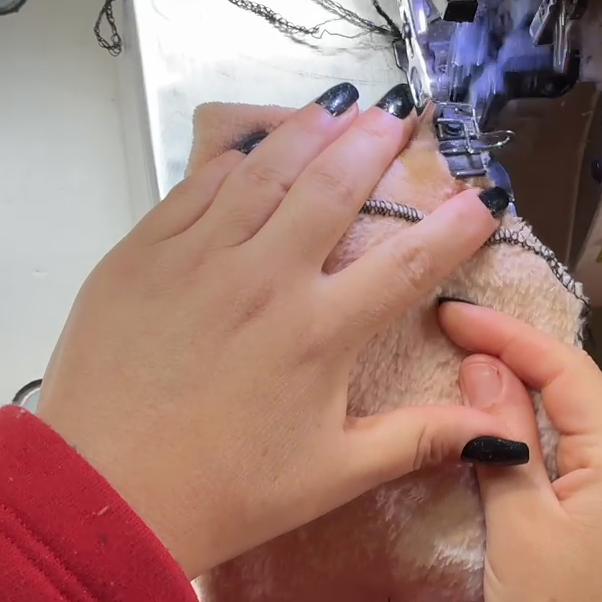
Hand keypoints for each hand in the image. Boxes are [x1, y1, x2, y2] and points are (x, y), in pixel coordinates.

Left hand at [35, 83, 518, 577]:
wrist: (104, 495)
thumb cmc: (227, 493)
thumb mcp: (333, 474)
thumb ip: (417, 440)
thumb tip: (498, 430)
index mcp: (319, 332)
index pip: (407, 262)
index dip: (454, 226)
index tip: (483, 196)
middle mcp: (265, 277)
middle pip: (332, 187)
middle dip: (374, 143)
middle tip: (398, 115)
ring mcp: (198, 256)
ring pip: (264, 167)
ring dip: (308, 130)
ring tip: (338, 105)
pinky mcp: (141, 251)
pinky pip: (196, 181)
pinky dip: (233, 152)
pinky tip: (252, 144)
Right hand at [439, 301, 601, 601]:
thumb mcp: (519, 529)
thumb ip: (505, 444)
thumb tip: (485, 369)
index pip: (567, 370)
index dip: (510, 335)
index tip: (453, 314)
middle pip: (579, 391)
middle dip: (519, 359)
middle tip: (455, 338)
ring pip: (580, 425)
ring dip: (530, 397)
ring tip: (472, 371)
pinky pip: (582, 460)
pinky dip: (543, 438)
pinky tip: (508, 432)